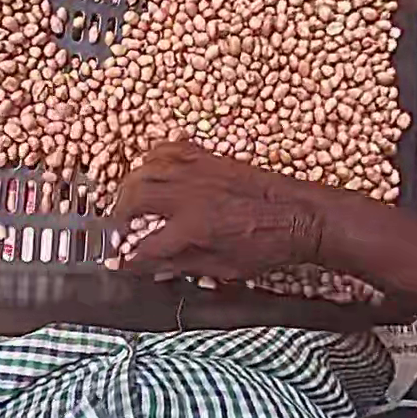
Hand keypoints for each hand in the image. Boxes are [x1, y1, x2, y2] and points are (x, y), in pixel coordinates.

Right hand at [108, 142, 350, 280]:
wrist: (297, 215)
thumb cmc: (265, 245)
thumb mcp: (224, 269)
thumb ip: (183, 266)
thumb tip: (153, 268)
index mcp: (192, 229)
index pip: (145, 245)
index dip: (127, 257)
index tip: (119, 261)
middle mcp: (188, 196)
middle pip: (134, 198)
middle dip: (119, 216)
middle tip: (120, 229)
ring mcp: (196, 171)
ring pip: (145, 169)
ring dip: (131, 186)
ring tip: (131, 201)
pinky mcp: (207, 157)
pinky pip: (168, 148)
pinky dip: (154, 158)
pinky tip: (154, 171)